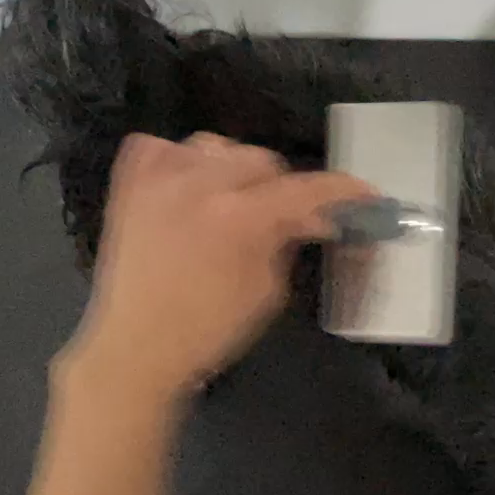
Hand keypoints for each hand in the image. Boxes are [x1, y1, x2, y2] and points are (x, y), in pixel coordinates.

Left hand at [58, 132, 373, 406]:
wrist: (139, 347)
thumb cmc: (213, 329)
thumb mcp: (269, 291)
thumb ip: (288, 244)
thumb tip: (310, 220)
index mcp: (242, 218)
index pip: (306, 190)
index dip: (342, 190)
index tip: (366, 193)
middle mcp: (201, 185)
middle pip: (262, 159)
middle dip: (283, 186)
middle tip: (290, 217)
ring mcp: (160, 180)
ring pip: (215, 147)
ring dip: (236, 169)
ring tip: (237, 200)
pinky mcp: (129, 185)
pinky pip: (162, 147)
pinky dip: (183, 161)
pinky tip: (190, 188)